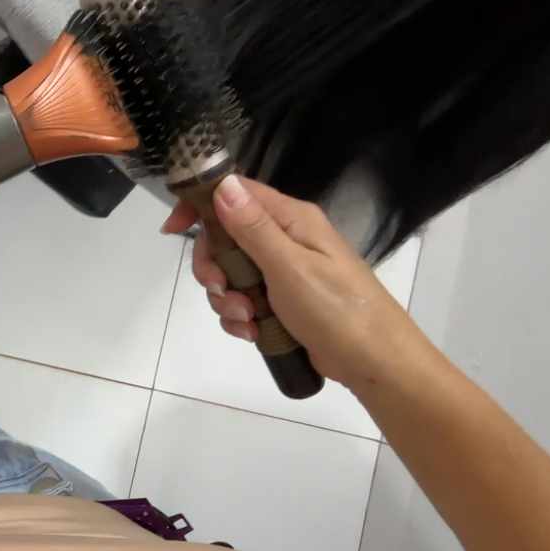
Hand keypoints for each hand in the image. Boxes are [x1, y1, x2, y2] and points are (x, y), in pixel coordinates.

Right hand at [161, 177, 436, 391]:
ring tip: (247, 321)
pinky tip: (252, 333)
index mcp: (291, 220)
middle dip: (213, 267)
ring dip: (226, 298)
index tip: (173, 231)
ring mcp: (282, 271)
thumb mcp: (290, 268)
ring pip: (229, 273)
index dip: (200, 206)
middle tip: (219, 289)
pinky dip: (239, 317)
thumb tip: (222, 184)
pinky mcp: (281, 300)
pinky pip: (242, 299)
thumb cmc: (339, 312)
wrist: (376, 366)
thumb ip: (253, 228)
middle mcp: (285, 239)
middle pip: (224, 238)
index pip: (235, 193)